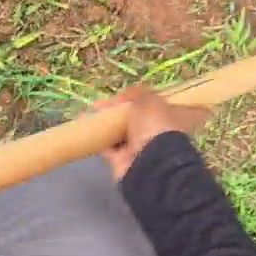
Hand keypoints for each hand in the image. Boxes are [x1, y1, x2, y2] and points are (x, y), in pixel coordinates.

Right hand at [95, 85, 211, 179]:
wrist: (150, 163)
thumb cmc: (154, 126)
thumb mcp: (149, 102)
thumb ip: (138, 94)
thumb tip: (127, 92)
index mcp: (169, 118)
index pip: (152, 105)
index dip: (136, 99)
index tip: (122, 95)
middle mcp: (155, 133)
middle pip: (133, 119)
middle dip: (117, 110)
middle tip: (101, 103)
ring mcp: (139, 149)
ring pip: (120, 132)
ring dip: (106, 123)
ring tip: (90, 113)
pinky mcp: (123, 161)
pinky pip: (108, 147)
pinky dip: (98, 139)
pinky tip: (86, 128)